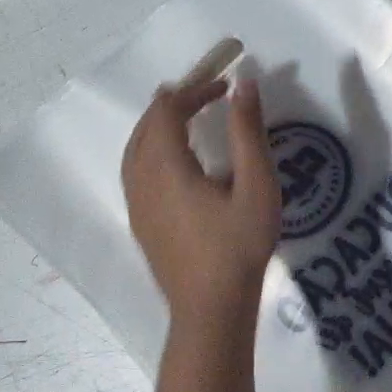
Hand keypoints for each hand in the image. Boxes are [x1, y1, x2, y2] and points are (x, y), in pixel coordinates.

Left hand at [121, 39, 282, 319]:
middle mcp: (143, 185)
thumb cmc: (239, 243)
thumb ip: (247, 131)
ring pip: (134, 152)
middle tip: (208, 91)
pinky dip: (152, 148)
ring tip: (187, 113)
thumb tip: (243, 85)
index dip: (191, 92)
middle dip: (172, 104)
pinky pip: (136, 171)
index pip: (166, 115)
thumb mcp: (256, 183)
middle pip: (144, 131)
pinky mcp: (142, 223)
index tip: (224, 83)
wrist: (211, 308)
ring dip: (158, 126)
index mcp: (167, 171)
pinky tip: (178, 156)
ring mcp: (138, 207)